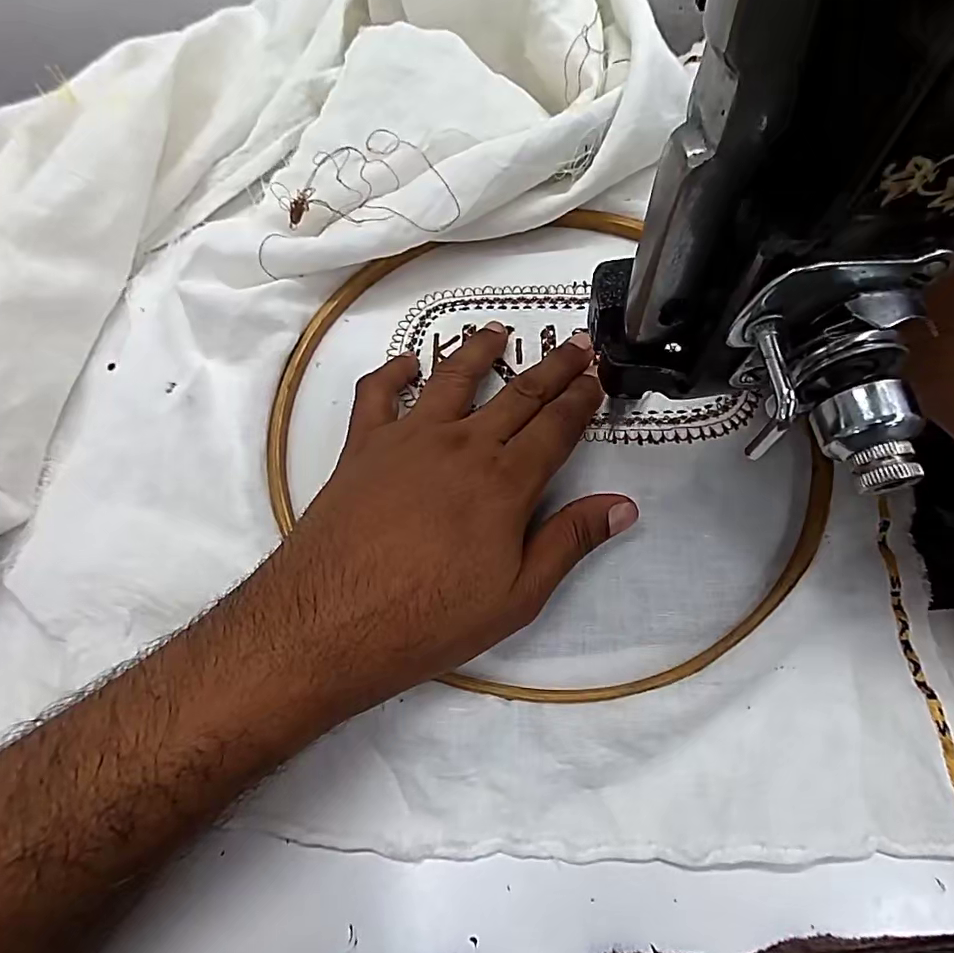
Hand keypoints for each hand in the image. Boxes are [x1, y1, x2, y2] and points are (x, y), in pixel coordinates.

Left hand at [224, 323, 636, 720]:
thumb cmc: (429, 617)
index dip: (581, 400)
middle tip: (575, 344)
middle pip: (518, 394)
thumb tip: (621, 507)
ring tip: (497, 331)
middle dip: (553, 367)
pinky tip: (407, 363)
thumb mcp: (517, 595)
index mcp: (504, 483)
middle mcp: (461, 447)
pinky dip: (393, 371)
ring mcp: (408, 440)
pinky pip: (378, 393)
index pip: (556, 427)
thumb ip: (570, 542)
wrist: (332, 621)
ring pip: (452, 379)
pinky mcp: (363, 447)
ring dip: (479, 350)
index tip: (595, 379)